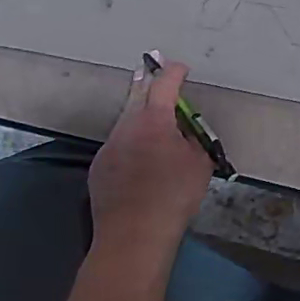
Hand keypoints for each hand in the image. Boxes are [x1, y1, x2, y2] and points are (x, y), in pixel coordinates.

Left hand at [88, 54, 214, 256]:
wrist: (133, 236)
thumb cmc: (173, 197)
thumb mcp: (200, 164)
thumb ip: (194, 139)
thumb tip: (185, 131)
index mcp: (155, 119)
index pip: (165, 83)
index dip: (174, 71)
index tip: (181, 68)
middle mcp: (128, 125)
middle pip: (138, 92)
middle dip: (148, 78)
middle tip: (151, 65)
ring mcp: (110, 145)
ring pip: (126, 119)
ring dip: (139, 112)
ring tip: (150, 118)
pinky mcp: (99, 165)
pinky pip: (118, 144)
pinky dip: (129, 142)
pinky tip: (138, 160)